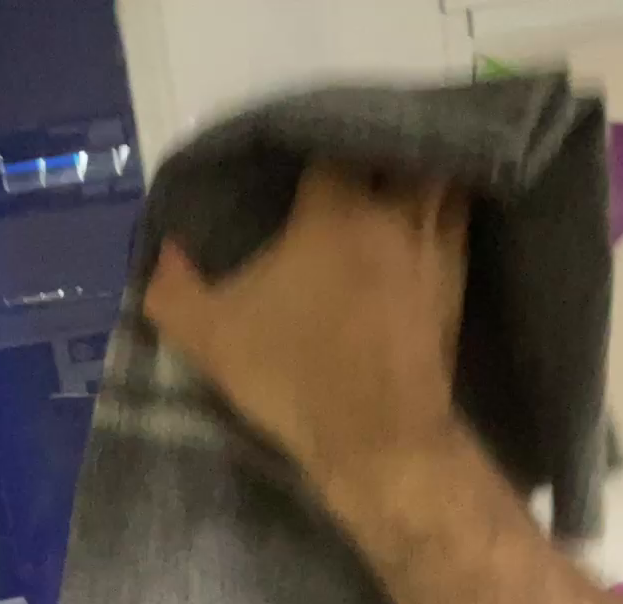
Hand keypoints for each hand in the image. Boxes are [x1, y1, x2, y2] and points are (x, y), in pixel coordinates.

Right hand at [142, 166, 470, 486]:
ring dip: (416, 179)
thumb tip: (165, 250)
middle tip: (344, 173)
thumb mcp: (208, 338)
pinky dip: (437, 219)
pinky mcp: (457, 285)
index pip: (329, 148)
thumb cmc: (290, 377)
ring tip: (386, 193)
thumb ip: (173, 290)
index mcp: (333, 212)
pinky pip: (454, 227)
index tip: (291, 170)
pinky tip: (415, 236)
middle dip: (373, 155)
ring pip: (438, 182)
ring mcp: (435, 247)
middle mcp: (393, 214)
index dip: (308, 151)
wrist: (374, 437)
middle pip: (398, 150)